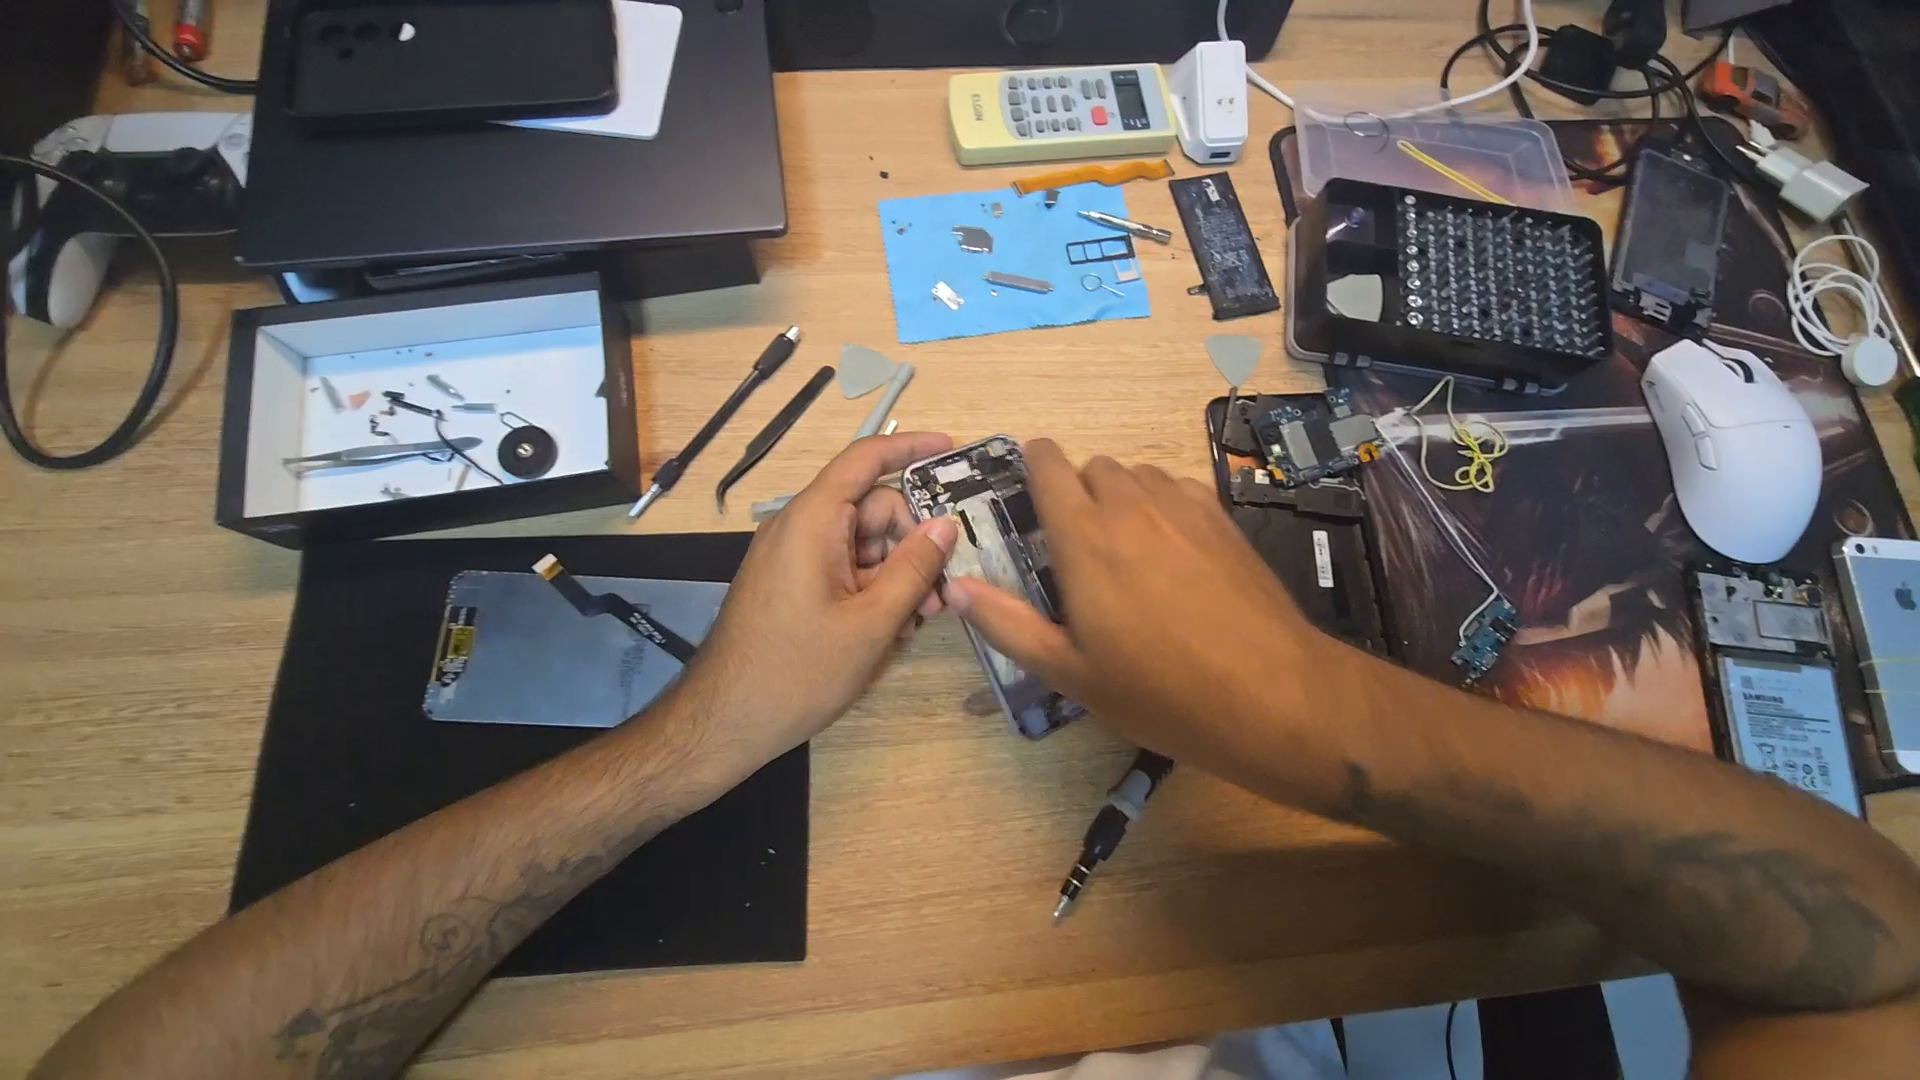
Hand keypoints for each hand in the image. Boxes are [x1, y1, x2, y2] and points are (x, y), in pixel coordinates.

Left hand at [675, 433, 958, 765]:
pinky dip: (872, 589)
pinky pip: (844, 569)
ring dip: (897, 574)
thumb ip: (914, 569)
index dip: (911, 447)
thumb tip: (946, 525)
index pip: (865, 459)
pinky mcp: (792, 585)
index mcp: (813, 521)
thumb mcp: (871, 623)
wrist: (725, 722)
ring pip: (863, 544)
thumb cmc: (797, 672)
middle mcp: (800, 528)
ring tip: (917, 621)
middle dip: (912, 543)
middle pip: (873, 510)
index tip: (953, 450)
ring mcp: (794, 558)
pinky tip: (889, 629)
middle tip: (940, 593)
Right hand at [944, 439, 1329, 765]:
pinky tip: (1172, 549)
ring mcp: (1183, 507)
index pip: (1047, 465)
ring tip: (1125, 547)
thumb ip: (1006, 623)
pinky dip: (1162, 504)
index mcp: (1083, 536)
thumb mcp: (1068, 670)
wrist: (1270, 694)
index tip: (1028, 483)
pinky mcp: (1222, 519)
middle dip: (1077, 491)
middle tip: (1078, 543)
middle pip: (1093, 467)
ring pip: (1138, 475)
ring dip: (1121, 496)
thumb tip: (954, 588)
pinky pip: (1178, 488)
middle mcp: (1130, 506)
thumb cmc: (1157, 689)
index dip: (1032, 463)